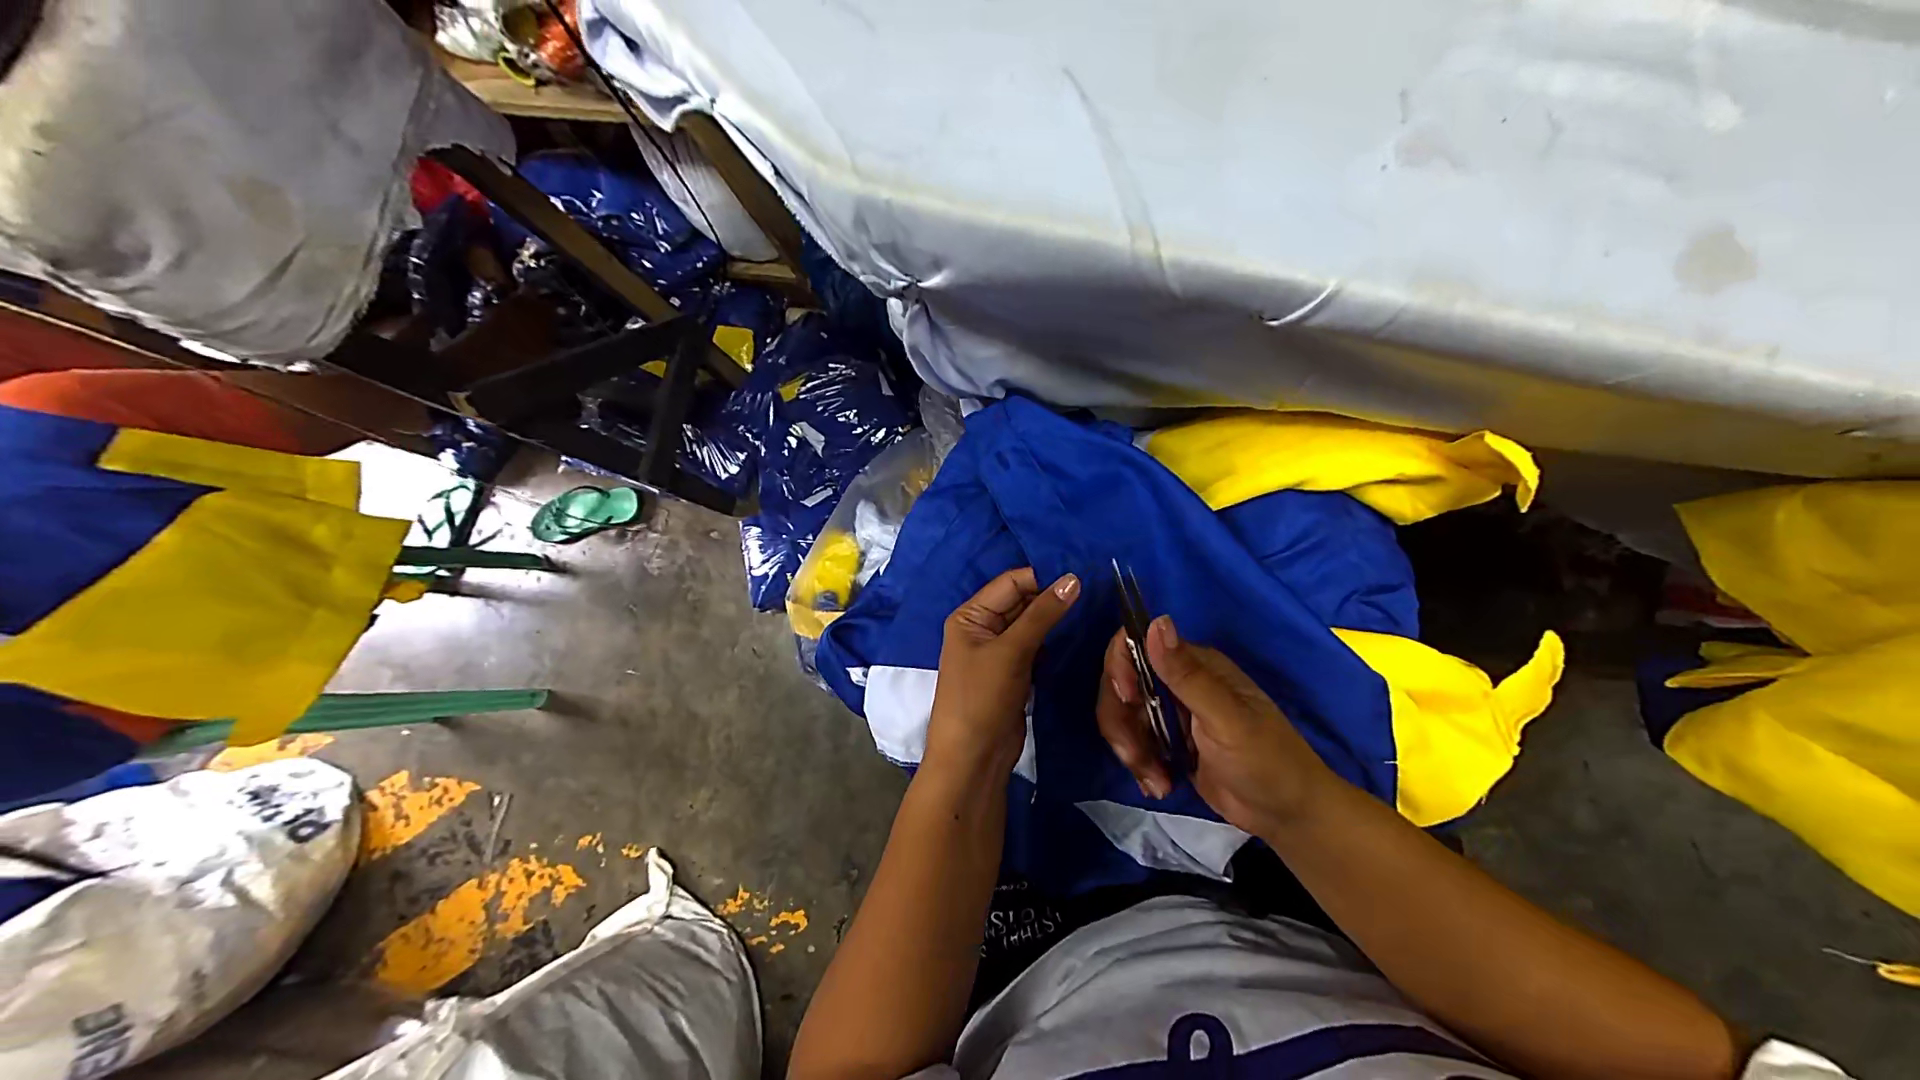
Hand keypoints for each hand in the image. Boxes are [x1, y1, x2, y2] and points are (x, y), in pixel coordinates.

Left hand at [926, 568, 1080, 776]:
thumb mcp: (1011, 651)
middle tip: (1096, 591)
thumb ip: (1042, 614)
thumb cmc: (982, 698)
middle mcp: (982, 627)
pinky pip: (1036, 646)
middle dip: (1053, 597)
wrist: (974, 758)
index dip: (1044, 578)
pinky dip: (1054, 641)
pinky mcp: (1014, 672)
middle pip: (1022, 601)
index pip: (1011, 583)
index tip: (1083, 576)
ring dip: (1056, 619)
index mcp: (970, 615)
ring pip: (1032, 624)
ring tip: (1094, 609)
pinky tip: (1080, 636)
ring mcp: (999, 651)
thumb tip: (1073, 579)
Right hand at [1096, 615, 1337, 833]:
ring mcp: (1169, 712)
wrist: (1287, 815)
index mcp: (1195, 665)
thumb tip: (1156, 622)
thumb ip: (1187, 674)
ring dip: (1130, 750)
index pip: (1136, 645)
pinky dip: (1138, 764)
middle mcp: (1177, 681)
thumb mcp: (1226, 718)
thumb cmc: (1266, 760)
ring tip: (1157, 782)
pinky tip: (1158, 785)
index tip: (1128, 700)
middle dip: (1121, 722)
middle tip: (1136, 758)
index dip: (1120, 668)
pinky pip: (1132, 741)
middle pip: (1120, 685)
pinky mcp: (1166, 742)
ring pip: (1122, 716)